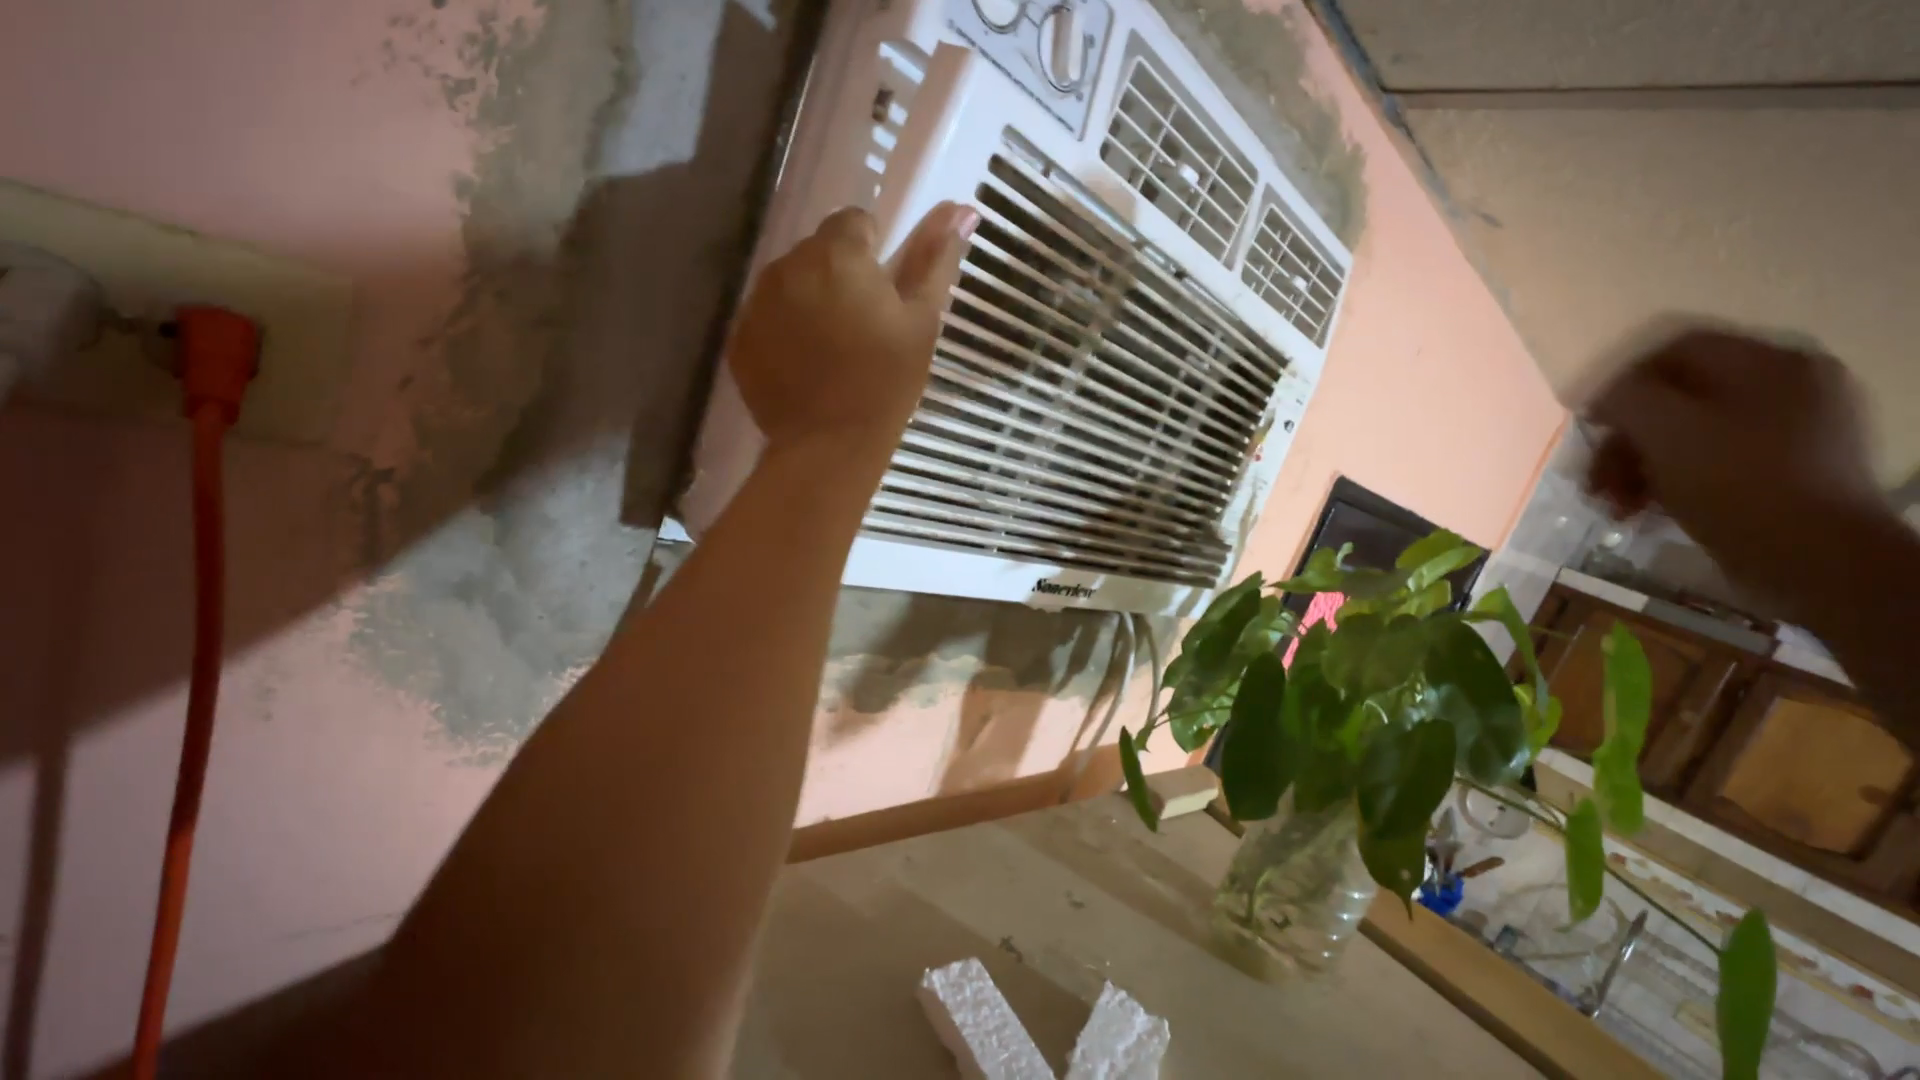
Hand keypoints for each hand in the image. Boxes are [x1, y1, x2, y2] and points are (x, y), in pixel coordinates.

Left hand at [727, 202, 978, 463]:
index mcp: (838, 253)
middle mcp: (789, 265)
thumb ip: (936, 259)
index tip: (883, 294)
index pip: (855, 222)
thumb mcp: (921, 320)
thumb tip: (961, 208)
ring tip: (830, 346)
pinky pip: (766, 316)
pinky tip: (804, 364)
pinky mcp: (739, 338)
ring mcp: (757, 302)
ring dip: (808, 298)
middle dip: (837, 274)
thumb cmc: (886, 381)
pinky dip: (783, 329)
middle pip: (817, 250)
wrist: (829, 444)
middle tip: (860, 324)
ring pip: (789, 281)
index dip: (873, 253)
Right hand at [1585, 326, 1883, 592]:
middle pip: (1677, 398)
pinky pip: (1712, 462)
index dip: (1622, 381)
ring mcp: (1793, 431)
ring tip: (1614, 506)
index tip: (1590, 423)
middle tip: (1596, 480)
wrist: (1820, 563)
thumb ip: (1627, 397)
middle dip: (1626, 440)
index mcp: (1769, 363)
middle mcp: (1788, 386)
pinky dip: (1671, 483)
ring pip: (1689, 434)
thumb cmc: (1738, 485)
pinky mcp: (1786, 473)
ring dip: (1638, 468)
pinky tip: (1647, 512)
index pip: (1676, 349)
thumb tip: (1605, 394)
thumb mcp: (1667, 431)